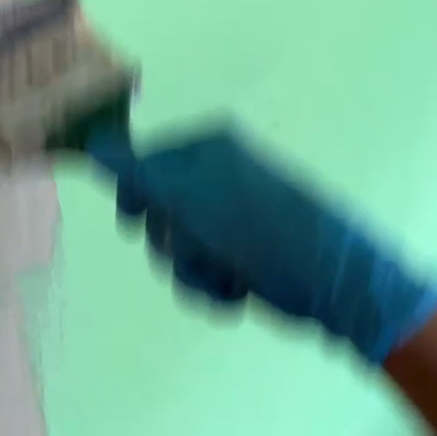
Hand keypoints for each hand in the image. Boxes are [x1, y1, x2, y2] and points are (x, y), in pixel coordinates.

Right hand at [86, 125, 436, 364]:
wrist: (341, 285)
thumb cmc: (266, 232)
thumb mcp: (197, 200)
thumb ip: (142, 174)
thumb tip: (95, 145)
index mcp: (207, 151)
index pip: (142, 164)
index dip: (135, 196)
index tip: (136, 218)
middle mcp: (215, 177)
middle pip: (155, 211)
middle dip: (172, 242)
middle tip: (196, 249)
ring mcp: (229, 217)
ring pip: (176, 247)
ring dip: (194, 270)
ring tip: (227, 277)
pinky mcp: (240, 251)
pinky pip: (200, 269)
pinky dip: (212, 285)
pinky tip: (237, 290)